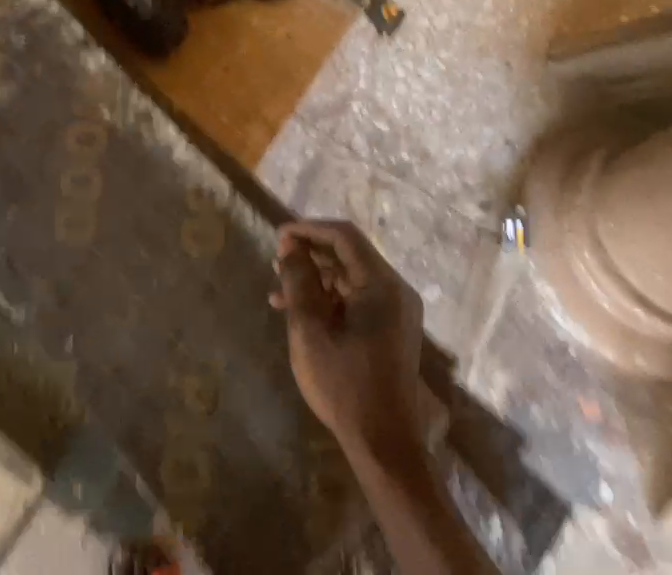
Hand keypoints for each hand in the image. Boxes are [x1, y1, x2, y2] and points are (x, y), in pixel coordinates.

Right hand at [270, 220, 425, 459]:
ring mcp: (396, 311)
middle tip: (275, 259)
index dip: (309, 230)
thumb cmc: (343, 385)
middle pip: (350, 255)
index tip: (278, 236)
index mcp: (382, 285)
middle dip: (311, 254)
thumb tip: (290, 247)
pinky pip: (358, 299)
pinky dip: (329, 299)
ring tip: (278, 287)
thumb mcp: (310, 330)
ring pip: (351, 278)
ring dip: (316, 278)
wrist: (383, 441)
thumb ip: (299, 283)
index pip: (344, 237)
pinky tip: (299, 311)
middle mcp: (395, 291)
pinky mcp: (391, 330)